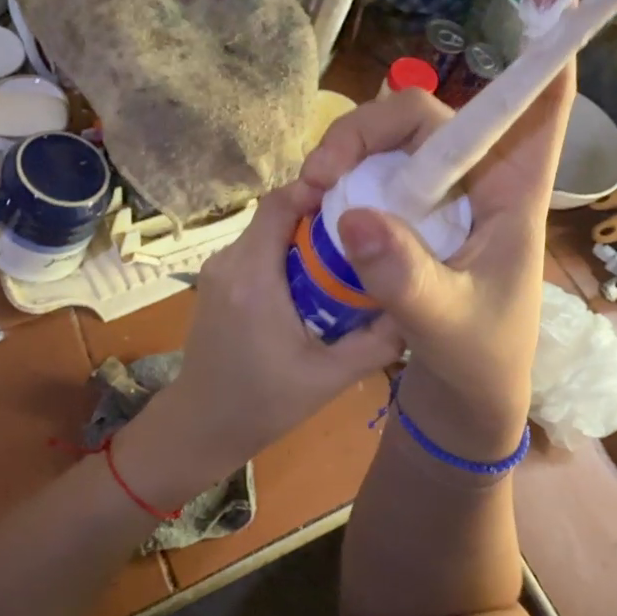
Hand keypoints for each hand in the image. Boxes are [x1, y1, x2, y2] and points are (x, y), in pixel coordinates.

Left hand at [113, 181, 404, 510]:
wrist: (202, 425)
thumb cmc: (263, 404)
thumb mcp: (328, 378)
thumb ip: (375, 342)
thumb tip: (414, 306)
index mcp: (252, 278)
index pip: (280, 203)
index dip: (319, 190)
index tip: (360, 198)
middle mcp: (228, 262)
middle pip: (276, 213)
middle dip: (319, 215)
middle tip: (364, 229)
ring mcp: (217, 270)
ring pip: (266, 230)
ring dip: (302, 235)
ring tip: (345, 255)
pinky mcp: (216, 281)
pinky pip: (255, 249)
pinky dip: (285, 252)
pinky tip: (314, 279)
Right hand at [300, 78, 575, 455]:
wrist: (459, 402)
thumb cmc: (477, 362)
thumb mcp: (444, 327)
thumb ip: (405, 279)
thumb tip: (352, 216)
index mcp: (510, 198)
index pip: (535, 115)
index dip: (545, 54)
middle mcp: (474, 185)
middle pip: (428, 117)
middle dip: (371, 125)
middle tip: (321, 170)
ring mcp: (435, 200)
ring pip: (390, 143)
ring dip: (346, 150)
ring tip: (309, 189)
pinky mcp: (404, 218)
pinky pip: (370, 175)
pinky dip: (341, 177)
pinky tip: (314, 201)